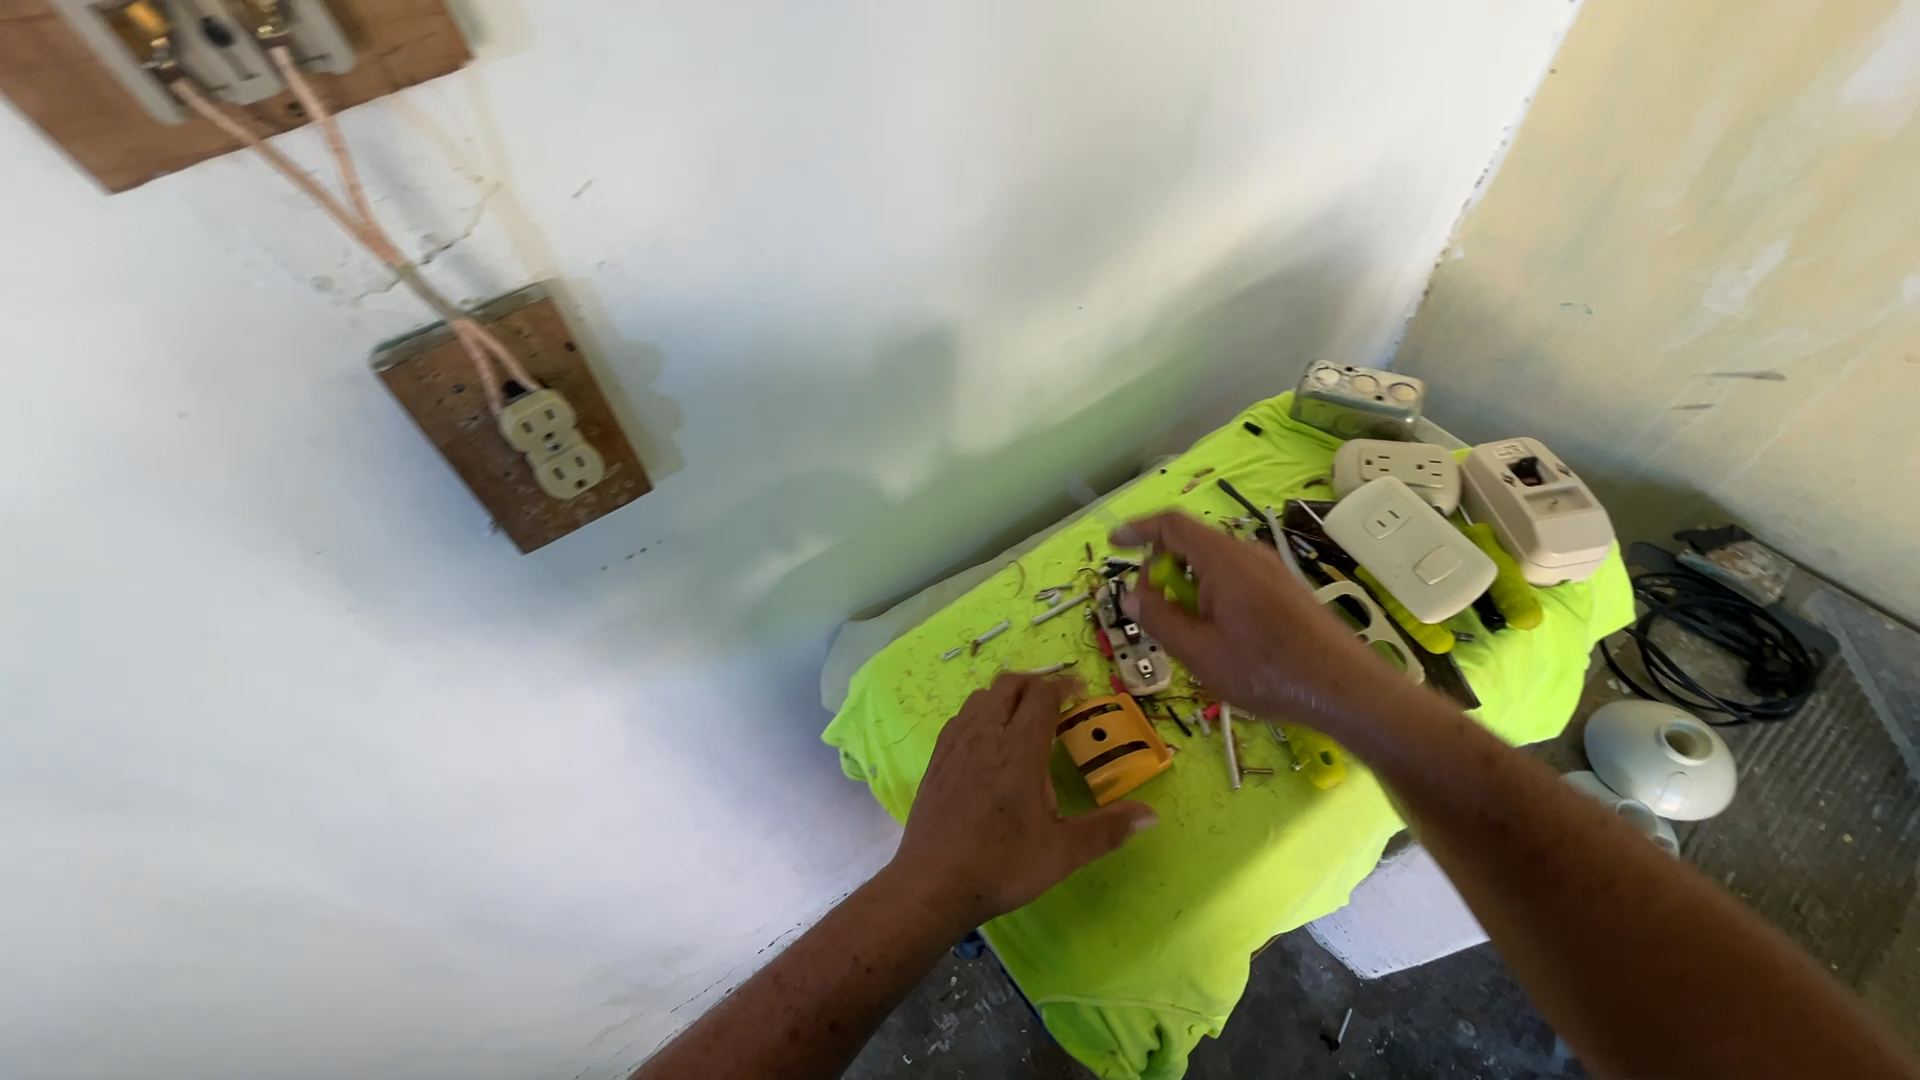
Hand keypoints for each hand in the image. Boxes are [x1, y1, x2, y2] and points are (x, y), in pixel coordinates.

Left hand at [887, 674, 1157, 929]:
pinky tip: (988, 739)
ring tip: (1023, 716)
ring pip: (981, 696)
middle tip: (1055, 700)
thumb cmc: (1002, 866)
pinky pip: (961, 717)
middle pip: (1009, 685)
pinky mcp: (937, 758)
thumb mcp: (1062, 853)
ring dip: (1006, 695)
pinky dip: (981, 712)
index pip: (1042, 697)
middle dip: (1035, 683)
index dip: (1064, 686)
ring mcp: (956, 744)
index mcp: (1019, 750)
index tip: (1080, 691)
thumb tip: (1151, 815)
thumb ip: (1107, 830)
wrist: (933, 883)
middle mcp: (985, 735)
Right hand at [1113, 512, 1409, 736]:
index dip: (1139, 528)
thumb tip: (1132, 595)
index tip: (1114, 541)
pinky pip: (1235, 577)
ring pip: (1214, 564)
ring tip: (1185, 628)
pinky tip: (1218, 633)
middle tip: (1150, 606)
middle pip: (1192, 543)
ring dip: (1187, 585)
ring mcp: (1270, 569)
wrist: (1344, 689)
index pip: (1172, 525)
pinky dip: (1211, 593)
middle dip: (1162, 567)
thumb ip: (1159, 618)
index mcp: (1224, 561)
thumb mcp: (1198, 652)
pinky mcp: (1283, 588)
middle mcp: (1248, 554)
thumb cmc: (1266, 671)